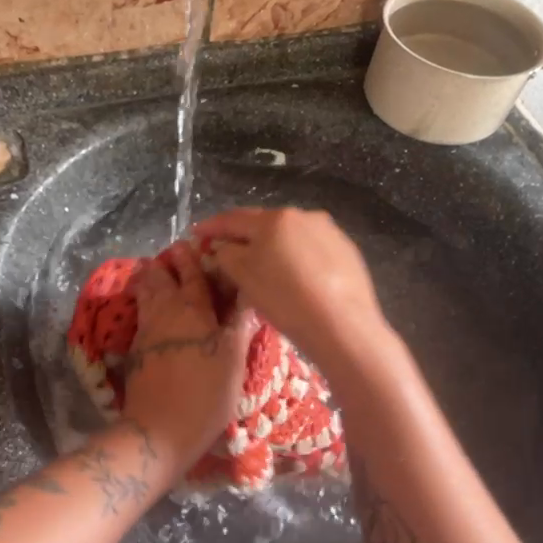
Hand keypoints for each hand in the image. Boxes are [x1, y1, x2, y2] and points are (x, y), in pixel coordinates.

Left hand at [121, 242, 255, 464]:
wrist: (159, 429)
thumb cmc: (206, 393)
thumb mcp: (234, 358)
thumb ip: (240, 323)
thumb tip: (250, 294)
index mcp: (193, 307)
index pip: (193, 272)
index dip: (195, 256)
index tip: (198, 242)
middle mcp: (165, 309)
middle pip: (161, 275)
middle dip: (169, 262)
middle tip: (178, 255)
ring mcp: (146, 327)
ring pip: (146, 291)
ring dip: (154, 278)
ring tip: (161, 273)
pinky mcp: (136, 346)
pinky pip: (141, 310)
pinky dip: (147, 299)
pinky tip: (155, 306)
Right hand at [194, 207, 386, 367]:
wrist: (343, 326)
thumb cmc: (285, 299)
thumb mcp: (243, 276)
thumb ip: (226, 254)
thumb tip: (222, 246)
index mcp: (274, 218)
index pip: (233, 219)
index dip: (211, 226)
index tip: (196, 233)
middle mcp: (303, 216)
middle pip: (264, 224)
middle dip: (243, 237)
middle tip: (227, 252)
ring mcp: (329, 232)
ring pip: (289, 237)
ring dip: (271, 248)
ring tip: (262, 268)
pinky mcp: (347, 251)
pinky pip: (311, 250)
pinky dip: (295, 259)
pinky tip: (294, 280)